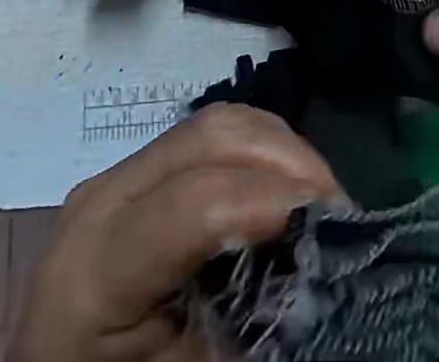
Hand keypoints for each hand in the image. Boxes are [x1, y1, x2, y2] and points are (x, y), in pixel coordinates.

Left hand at [10, 104, 343, 361]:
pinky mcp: (128, 169)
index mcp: (99, 270)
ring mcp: (112, 174)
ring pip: (206, 122)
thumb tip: (322, 264)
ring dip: (272, 144)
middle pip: (204, 139)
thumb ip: (253, 315)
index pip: (193, 205)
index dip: (269, 201)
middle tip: (338, 205)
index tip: (335, 223)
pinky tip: (278, 177)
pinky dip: (250, 144)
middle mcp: (101, 199)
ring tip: (315, 190)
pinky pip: (197, 133)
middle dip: (284, 157)